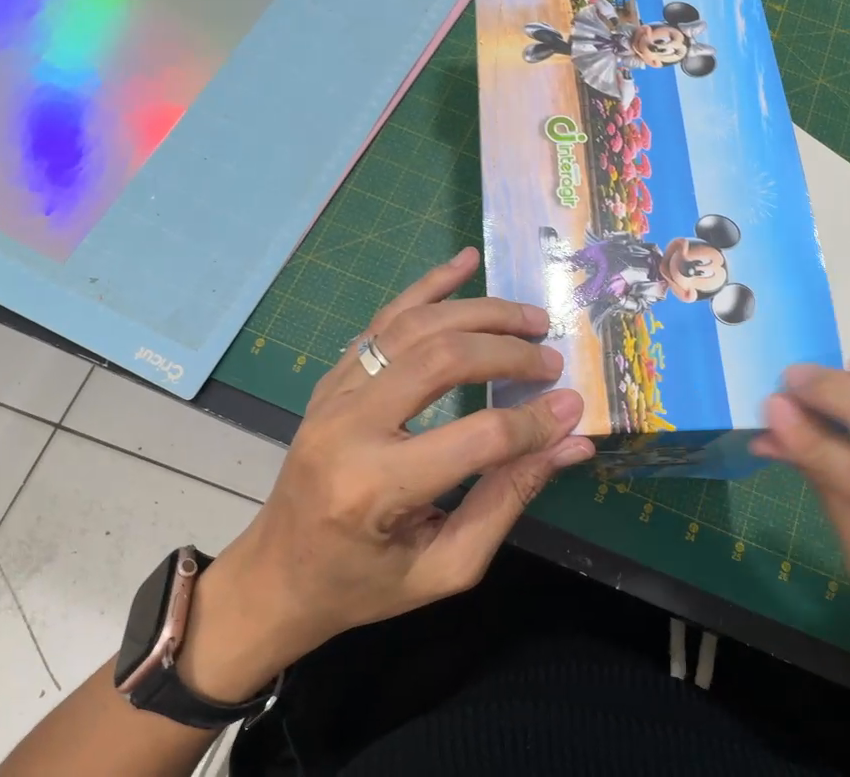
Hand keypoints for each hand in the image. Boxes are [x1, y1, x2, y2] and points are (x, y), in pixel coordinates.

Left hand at [177, 248, 594, 700]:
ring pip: (412, 326)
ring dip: (478, 312)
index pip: (478, 437)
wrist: (277, 577)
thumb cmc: (363, 586)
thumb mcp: (445, 566)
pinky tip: (464, 263)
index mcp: (375, 487)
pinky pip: (382, 322)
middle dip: (508, 352)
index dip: (534, 422)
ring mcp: (332, 395)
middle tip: (552, 360)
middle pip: (441, 359)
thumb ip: (509, 498)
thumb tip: (571, 440)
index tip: (572, 408)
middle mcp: (348, 428)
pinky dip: (427, 288)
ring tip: (529, 318)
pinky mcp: (331, 380)